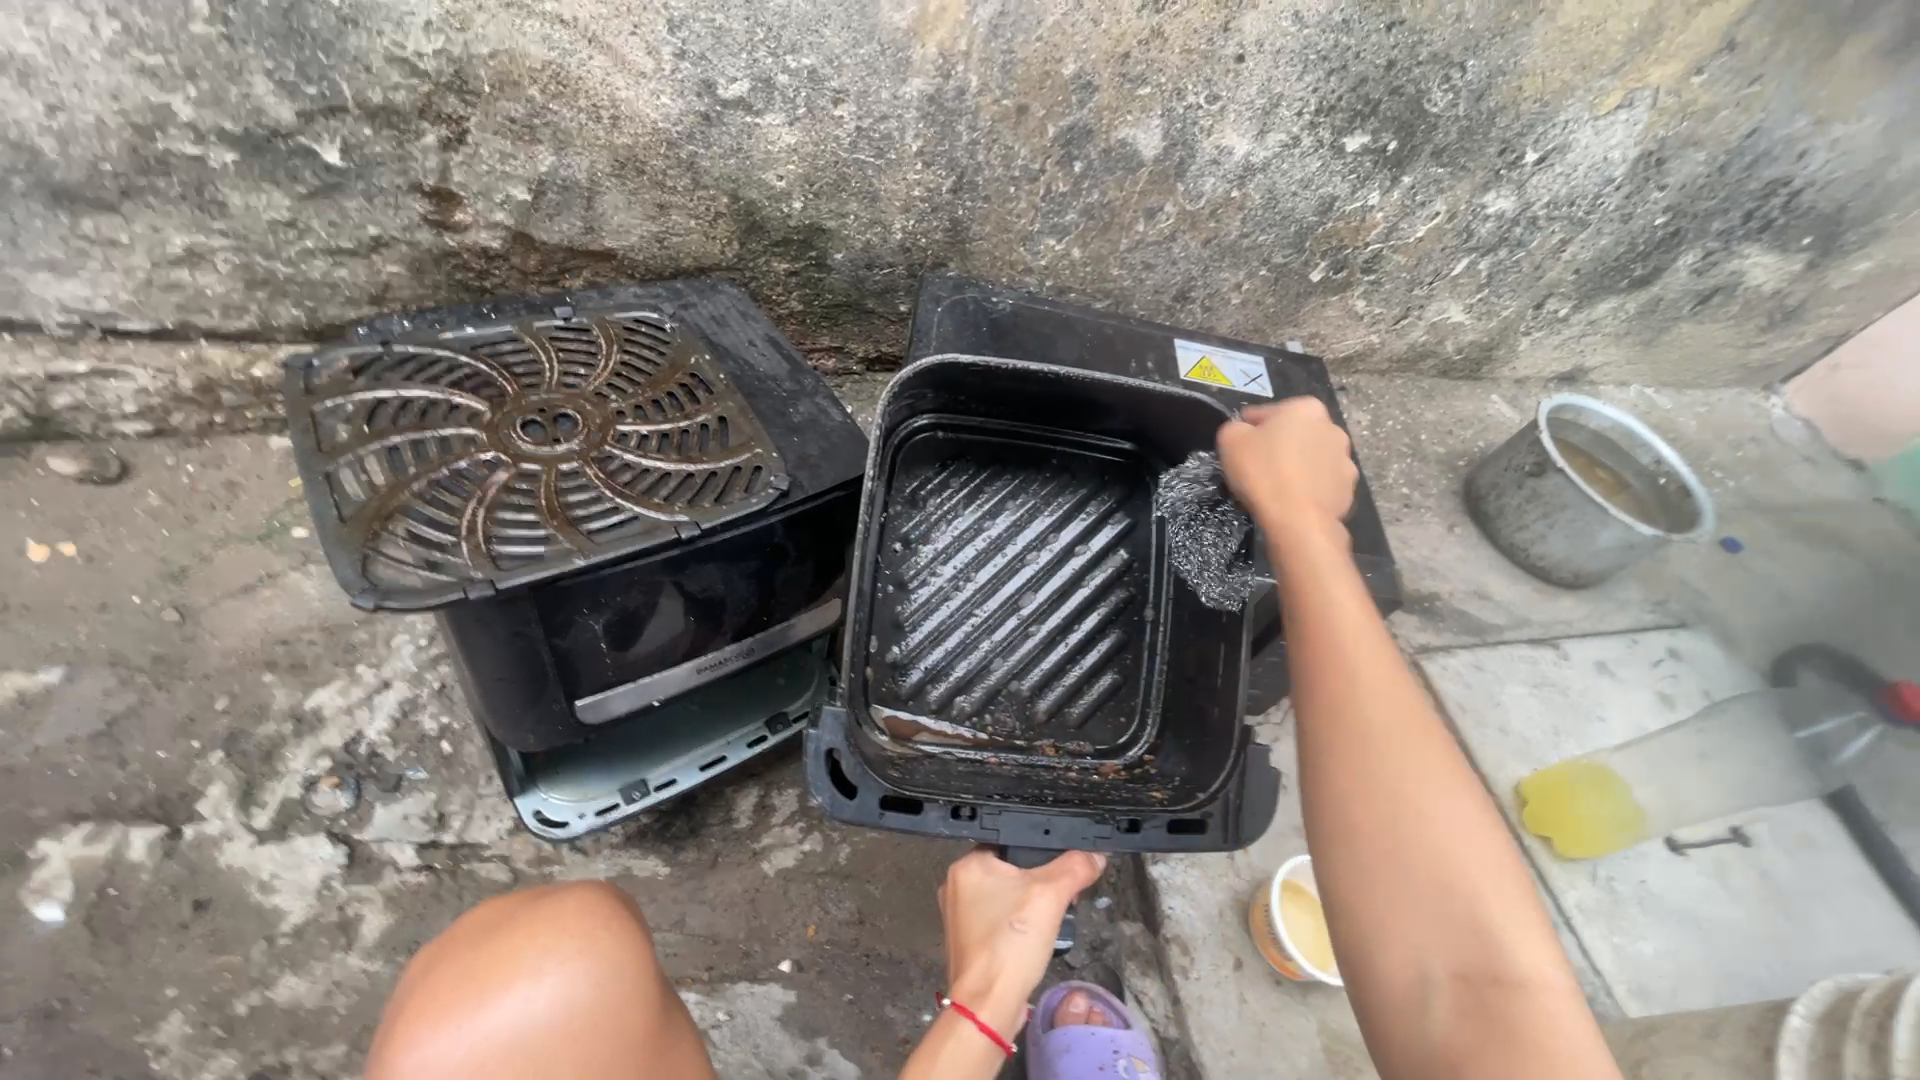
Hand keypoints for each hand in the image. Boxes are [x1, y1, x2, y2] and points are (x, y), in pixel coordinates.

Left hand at [936, 849, 1105, 1037]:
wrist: (989, 1003)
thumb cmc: (1009, 944)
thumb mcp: (1051, 895)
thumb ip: (1075, 868)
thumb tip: (1094, 856)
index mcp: (967, 865)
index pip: (1009, 843)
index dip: (1038, 854)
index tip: (1058, 869)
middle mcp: (956, 886)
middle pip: (1010, 872)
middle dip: (1038, 884)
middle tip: (1057, 898)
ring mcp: (959, 916)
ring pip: (1005, 898)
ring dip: (1029, 907)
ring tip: (1047, 920)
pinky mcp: (968, 940)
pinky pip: (998, 921)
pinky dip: (1017, 927)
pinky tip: (1032, 939)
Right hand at [1216, 396, 1357, 550]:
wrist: (1297, 519)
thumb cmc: (1263, 473)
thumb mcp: (1230, 440)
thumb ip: (1234, 427)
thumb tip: (1242, 431)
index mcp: (1305, 408)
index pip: (1268, 412)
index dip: (1249, 428)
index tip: (1239, 445)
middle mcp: (1332, 427)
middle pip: (1294, 434)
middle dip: (1278, 445)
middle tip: (1256, 466)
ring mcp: (1345, 459)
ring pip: (1311, 458)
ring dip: (1296, 466)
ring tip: (1276, 486)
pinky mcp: (1348, 488)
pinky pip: (1322, 482)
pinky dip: (1309, 487)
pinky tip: (1292, 500)